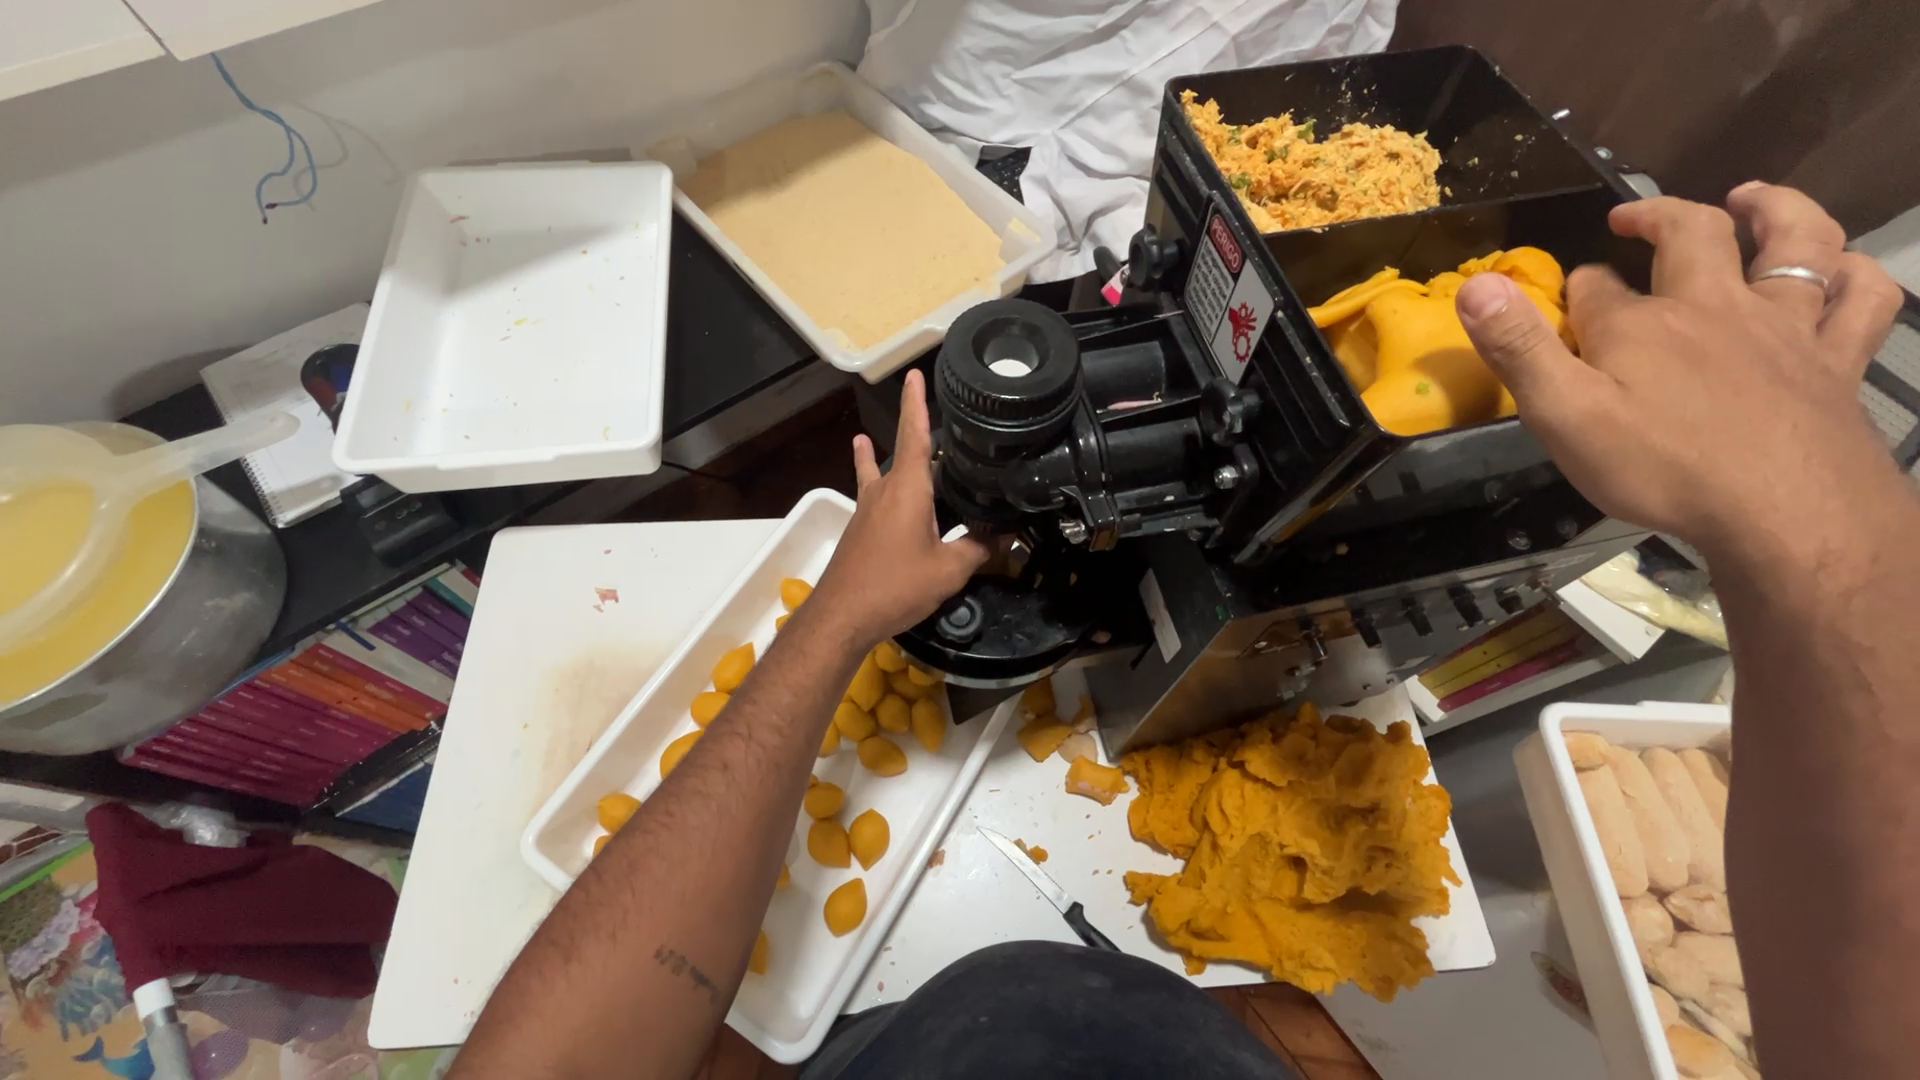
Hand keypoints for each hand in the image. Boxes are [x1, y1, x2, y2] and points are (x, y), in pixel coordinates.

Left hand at [811, 370, 990, 646]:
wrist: (842, 616)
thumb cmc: (895, 586)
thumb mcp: (948, 571)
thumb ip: (979, 550)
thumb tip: (1006, 538)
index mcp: (908, 489)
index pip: (914, 434)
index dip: (916, 403)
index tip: (914, 375)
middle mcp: (884, 492)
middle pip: (900, 454)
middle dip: (915, 435)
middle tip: (936, 424)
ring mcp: (868, 511)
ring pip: (878, 476)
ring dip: (876, 458)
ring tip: (863, 441)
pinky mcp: (861, 531)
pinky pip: (875, 500)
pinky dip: (881, 492)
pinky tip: (883, 504)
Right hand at [1454, 183, 1904, 558]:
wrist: (1783, 510)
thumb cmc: (1656, 465)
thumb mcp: (1561, 413)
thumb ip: (1518, 348)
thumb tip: (1476, 284)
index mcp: (1640, 325)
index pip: (1595, 289)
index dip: (1574, 287)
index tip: (1559, 299)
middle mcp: (1714, 308)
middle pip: (1695, 237)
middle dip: (1659, 218)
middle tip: (1630, 218)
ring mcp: (1785, 329)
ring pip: (1796, 246)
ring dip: (1775, 211)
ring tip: (1751, 198)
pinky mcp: (1835, 361)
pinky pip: (1862, 299)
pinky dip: (1854, 272)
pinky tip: (1842, 267)